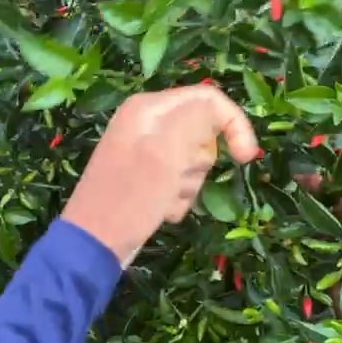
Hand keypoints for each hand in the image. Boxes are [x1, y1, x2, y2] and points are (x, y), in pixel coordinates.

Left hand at [62, 85, 260, 265]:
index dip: (234, 125)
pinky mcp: (149, 179)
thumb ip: (196, 118)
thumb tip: (217, 109)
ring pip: (196, 161)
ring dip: (188, 185)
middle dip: (200, 163)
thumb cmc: (130, 196)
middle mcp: (149, 124)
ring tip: (163, 197)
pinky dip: (177, 199)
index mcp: (150, 107)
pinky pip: (182, 183)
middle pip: (205, 133)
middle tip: (176, 178)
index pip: (209, 99)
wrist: (95, 243)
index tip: (246, 159)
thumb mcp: (165, 150)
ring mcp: (148, 152)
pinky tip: (159, 209)